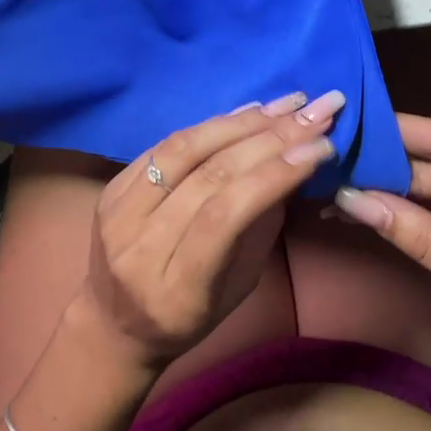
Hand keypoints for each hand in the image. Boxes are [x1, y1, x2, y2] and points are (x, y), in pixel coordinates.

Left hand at [70, 90, 344, 369]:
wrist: (112, 324)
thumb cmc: (187, 318)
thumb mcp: (236, 289)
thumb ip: (259, 230)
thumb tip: (293, 163)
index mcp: (176, 288)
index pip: (224, 216)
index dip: (272, 176)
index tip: (319, 146)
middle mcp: (139, 243)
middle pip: (208, 176)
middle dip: (269, 138)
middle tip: (315, 112)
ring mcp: (118, 212)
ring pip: (184, 150)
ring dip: (242, 122)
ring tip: (286, 105)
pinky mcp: (110, 187)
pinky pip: (165, 145)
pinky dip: (210, 124)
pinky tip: (247, 110)